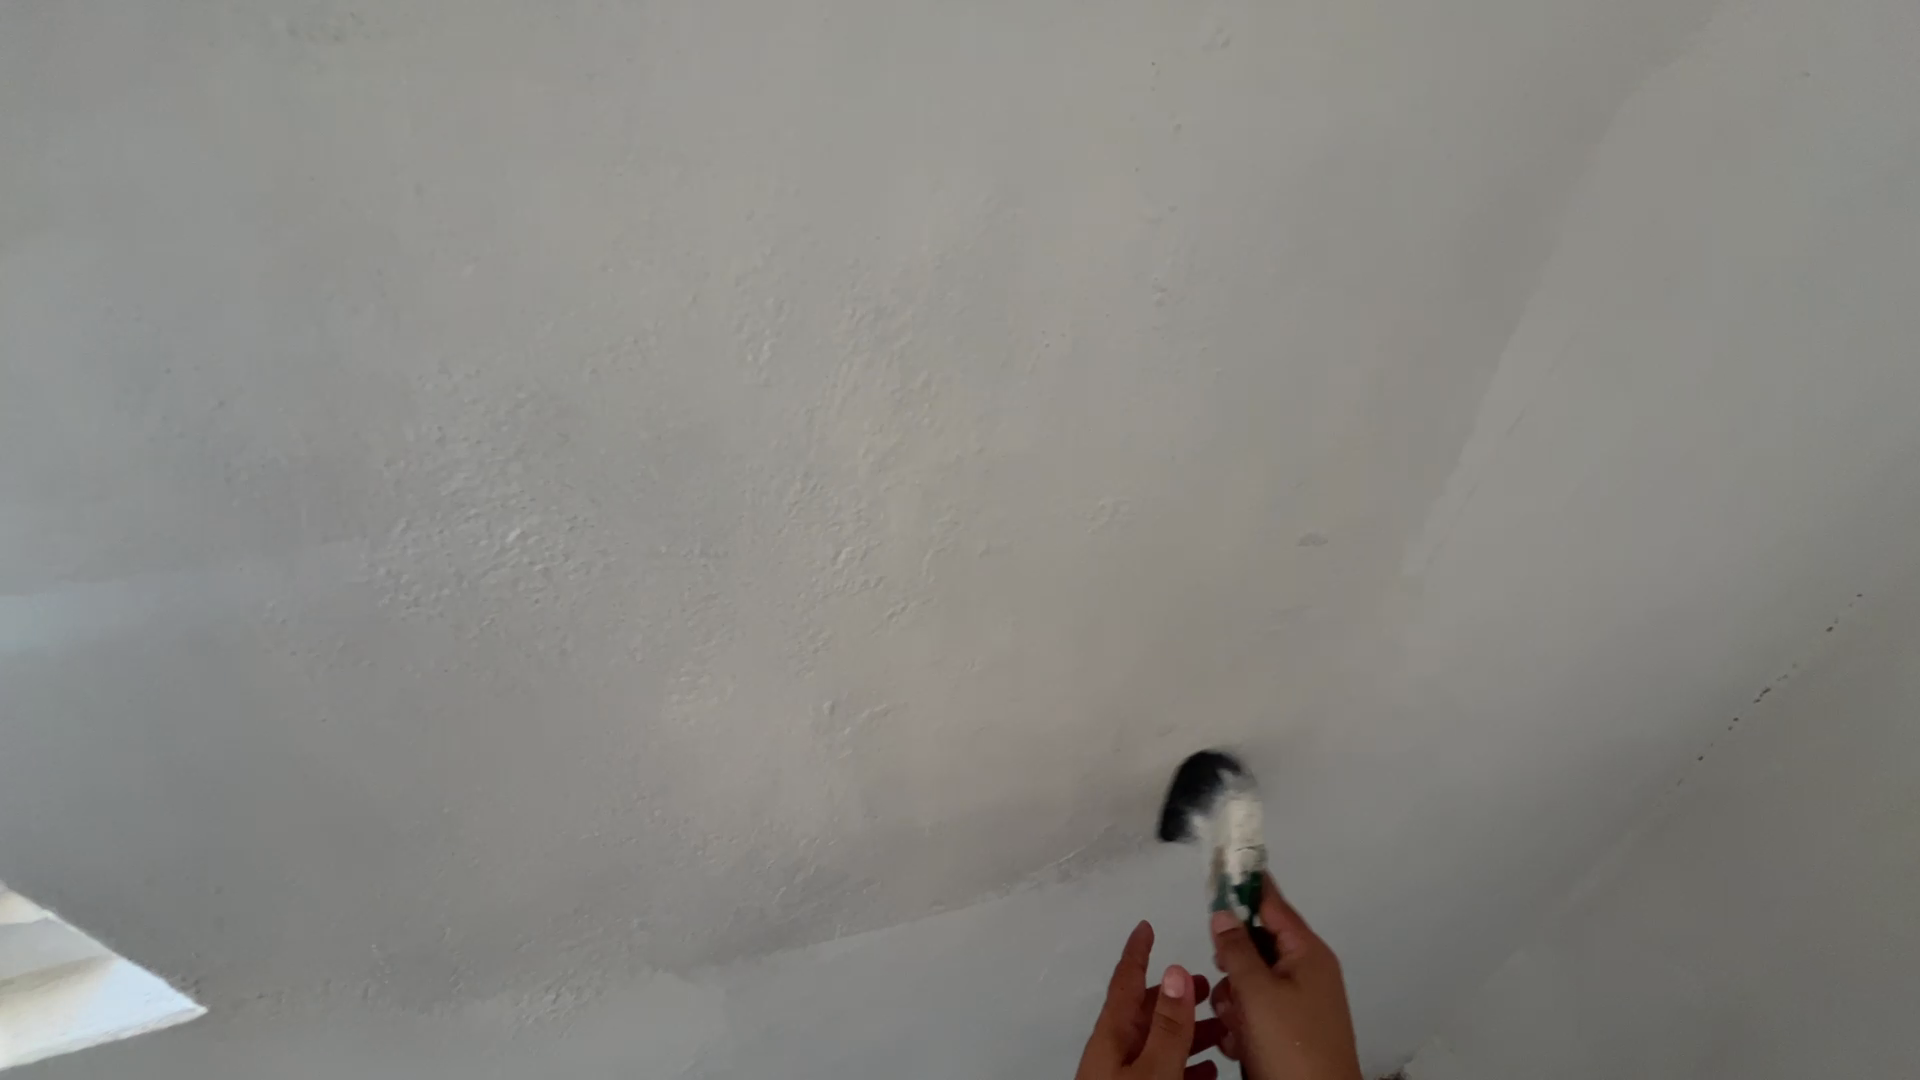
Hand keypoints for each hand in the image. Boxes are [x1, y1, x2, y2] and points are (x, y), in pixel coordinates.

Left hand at [1075, 920, 1230, 1079]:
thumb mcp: (1154, 1069)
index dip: (1137, 951)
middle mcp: (1116, 1048)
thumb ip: (1167, 1025)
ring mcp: (1124, 1074)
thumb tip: (1176, 970)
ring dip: (1189, 1032)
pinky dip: (1186, 1063)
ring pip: (1160, 1043)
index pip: (1126, 980)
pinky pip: (1163, 1071)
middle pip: (1147, 1011)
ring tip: (1222, 1027)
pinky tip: (1210, 1067)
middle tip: (1209, 985)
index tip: (1146, 924)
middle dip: (1177, 995)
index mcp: (1113, 1031)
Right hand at [1207, 875, 1361, 1079]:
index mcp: (1307, 952)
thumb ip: (1235, 947)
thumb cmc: (1291, 1045)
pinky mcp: (1290, 1031)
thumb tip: (1223, 911)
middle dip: (1231, 960)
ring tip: (1232, 1024)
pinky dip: (1242, 1020)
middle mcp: (1307, 971)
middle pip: (1255, 942)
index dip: (1243, 884)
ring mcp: (1300, 1003)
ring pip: (1250, 978)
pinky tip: (1238, 1043)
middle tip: (1223, 976)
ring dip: (1233, 996)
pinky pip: (1256, 1008)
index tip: (1216, 866)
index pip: (1271, 901)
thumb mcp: (1256, 991)